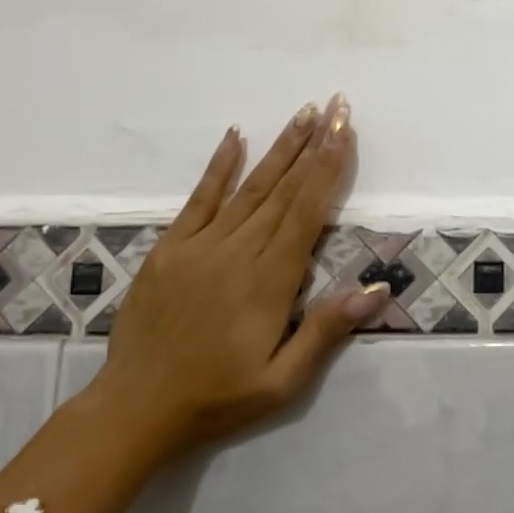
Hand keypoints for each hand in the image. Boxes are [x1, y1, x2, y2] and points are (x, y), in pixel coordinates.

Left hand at [85, 96, 388, 452]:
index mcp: (270, 281)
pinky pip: (199, 199)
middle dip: (314, 145)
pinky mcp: (170, 249)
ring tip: (304, 113)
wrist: (136, 408)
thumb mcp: (282, 381)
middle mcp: (239, 252)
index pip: (308, 211)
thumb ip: (326, 330)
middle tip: (336, 105)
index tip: (345, 130)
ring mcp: (201, 246)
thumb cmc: (218, 397)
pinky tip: (235, 137)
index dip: (329, 167)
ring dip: (280, 148)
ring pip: (250, 187)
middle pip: (285, 189)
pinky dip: (219, 167)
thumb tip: (377, 288)